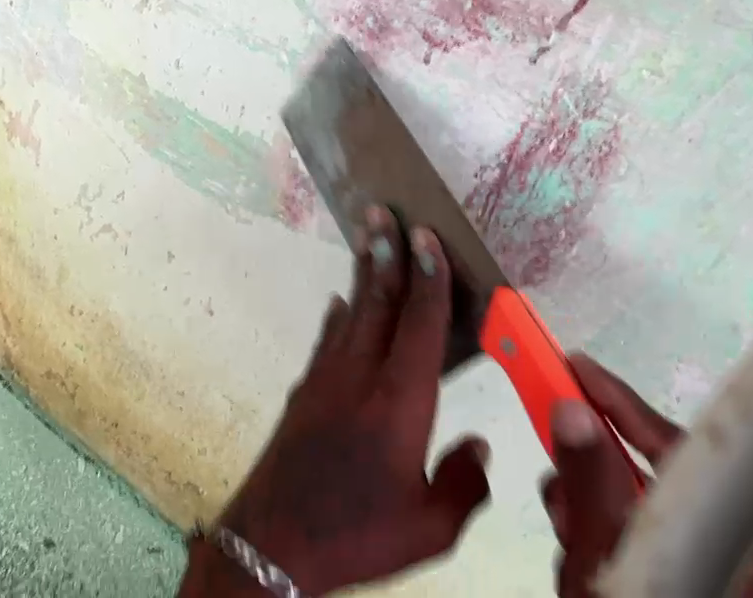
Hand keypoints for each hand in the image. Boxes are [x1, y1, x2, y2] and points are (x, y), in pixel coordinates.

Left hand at [178, 207, 490, 596]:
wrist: (274, 540)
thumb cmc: (359, 534)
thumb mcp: (431, 527)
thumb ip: (464, 484)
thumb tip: (478, 446)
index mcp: (398, 403)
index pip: (418, 326)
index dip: (427, 280)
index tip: (429, 240)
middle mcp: (358, 377)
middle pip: (377, 303)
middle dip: (385, 254)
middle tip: (386, 212)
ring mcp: (324, 380)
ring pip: (349, 315)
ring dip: (361, 275)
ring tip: (367, 238)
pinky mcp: (303, 393)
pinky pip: (326, 341)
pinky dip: (337, 317)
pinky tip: (340, 304)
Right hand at [543, 355, 752, 597]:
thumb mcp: (603, 570)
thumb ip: (587, 486)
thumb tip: (567, 405)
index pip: (677, 447)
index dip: (617, 401)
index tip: (568, 361)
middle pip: (659, 483)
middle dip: (595, 482)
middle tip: (558, 496)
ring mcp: (747, 579)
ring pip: (652, 513)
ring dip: (599, 518)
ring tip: (572, 547)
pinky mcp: (722, 588)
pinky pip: (659, 541)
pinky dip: (616, 543)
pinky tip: (591, 566)